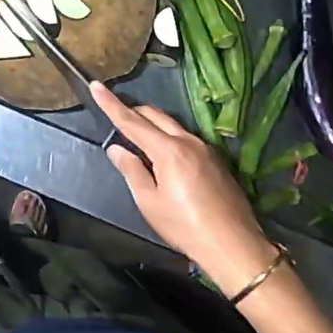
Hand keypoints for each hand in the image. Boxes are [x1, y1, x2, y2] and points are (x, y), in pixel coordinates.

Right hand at [91, 82, 280, 294]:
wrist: (235, 246)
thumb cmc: (185, 227)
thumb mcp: (149, 202)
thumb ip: (131, 170)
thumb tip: (117, 148)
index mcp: (168, 150)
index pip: (132, 121)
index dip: (111, 104)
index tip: (97, 86)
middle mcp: (188, 141)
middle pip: (155, 115)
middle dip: (133, 110)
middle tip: (115, 113)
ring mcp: (206, 149)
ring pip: (172, 125)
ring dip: (152, 124)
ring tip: (138, 136)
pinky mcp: (217, 160)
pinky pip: (187, 138)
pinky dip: (169, 137)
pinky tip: (165, 156)